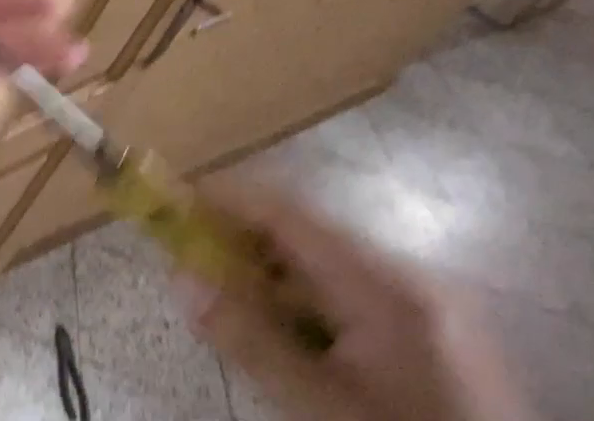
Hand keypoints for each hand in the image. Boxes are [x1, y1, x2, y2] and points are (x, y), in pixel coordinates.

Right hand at [179, 186, 531, 420]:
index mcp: (384, 282)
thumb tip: (178, 277)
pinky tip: (279, 326)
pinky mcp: (430, 329)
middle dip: (236, 239)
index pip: (286, 212)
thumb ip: (248, 339)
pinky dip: (299, 297)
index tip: (164, 193)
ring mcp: (425, 303)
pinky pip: (346, 290)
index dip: (221, 196)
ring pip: (321, 263)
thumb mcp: (320, 403)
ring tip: (223, 294)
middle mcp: (408, 276)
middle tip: (182, 252)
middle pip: (302, 234)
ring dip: (264, 271)